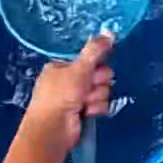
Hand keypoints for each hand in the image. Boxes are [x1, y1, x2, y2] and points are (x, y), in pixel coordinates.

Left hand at [20, 36, 113, 152]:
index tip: (97, 69)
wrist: (52, 130)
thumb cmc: (60, 95)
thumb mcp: (78, 68)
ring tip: (85, 103)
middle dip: (97, 83)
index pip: (87, 59)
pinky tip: (87, 112)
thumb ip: (95, 50)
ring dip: (96, 97)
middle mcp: (66, 81)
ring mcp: (73, 98)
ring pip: (100, 90)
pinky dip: (95, 108)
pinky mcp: (81, 113)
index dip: (95, 64)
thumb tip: (110, 31)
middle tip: (89, 87)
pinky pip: (99, 104)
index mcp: (60, 67)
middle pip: (97, 75)